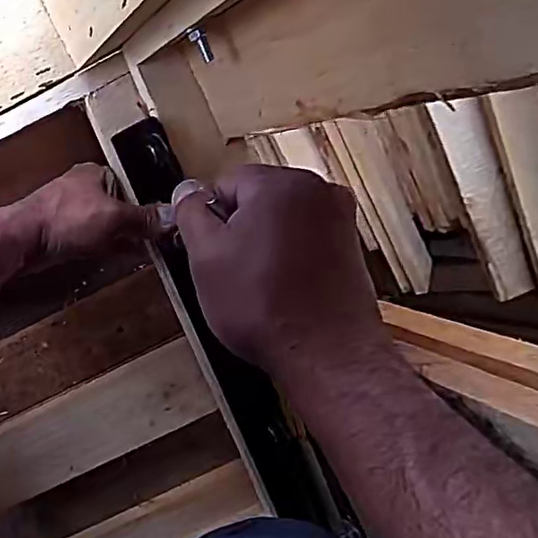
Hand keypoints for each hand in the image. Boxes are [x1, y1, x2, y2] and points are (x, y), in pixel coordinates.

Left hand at [2, 163, 158, 270]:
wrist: (22, 240)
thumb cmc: (62, 218)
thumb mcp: (113, 217)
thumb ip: (144, 218)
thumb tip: (173, 216)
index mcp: (96, 174)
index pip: (134, 186)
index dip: (151, 204)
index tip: (168, 222)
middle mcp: (85, 190)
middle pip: (122, 207)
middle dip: (140, 224)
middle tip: (162, 240)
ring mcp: (73, 213)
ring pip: (109, 225)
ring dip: (126, 238)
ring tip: (150, 250)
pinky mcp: (65, 234)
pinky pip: (95, 240)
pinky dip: (111, 247)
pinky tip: (126, 256)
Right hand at [174, 164, 391, 374]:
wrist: (324, 354)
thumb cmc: (264, 307)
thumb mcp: (205, 256)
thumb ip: (190, 213)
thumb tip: (187, 191)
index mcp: (280, 184)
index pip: (225, 183)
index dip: (207, 218)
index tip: (204, 249)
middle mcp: (318, 192)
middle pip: (255, 198)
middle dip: (236, 230)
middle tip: (227, 271)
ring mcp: (339, 219)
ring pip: (279, 221)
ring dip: (261, 245)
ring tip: (254, 285)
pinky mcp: (349, 248)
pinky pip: (303, 240)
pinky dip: (287, 259)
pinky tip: (279, 290)